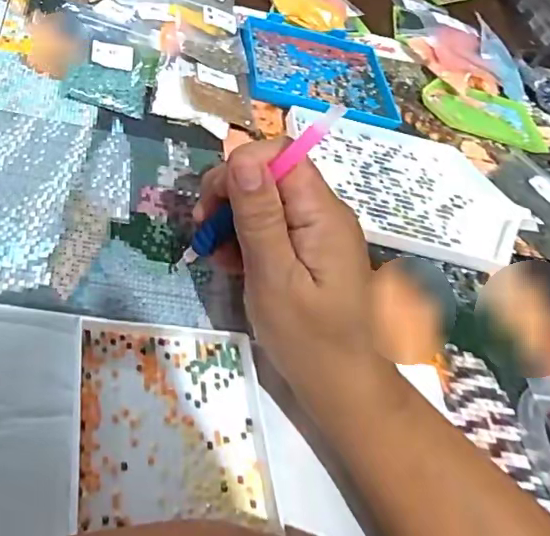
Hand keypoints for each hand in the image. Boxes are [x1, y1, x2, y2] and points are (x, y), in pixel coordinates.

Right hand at [196, 138, 377, 418]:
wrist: (346, 394)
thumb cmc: (309, 340)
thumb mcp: (273, 277)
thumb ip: (259, 216)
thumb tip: (242, 158)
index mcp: (322, 213)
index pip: (280, 154)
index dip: (242, 166)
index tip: (215, 202)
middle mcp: (322, 212)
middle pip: (268, 172)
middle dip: (229, 191)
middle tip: (204, 229)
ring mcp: (316, 231)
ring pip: (264, 197)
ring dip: (231, 216)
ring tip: (214, 252)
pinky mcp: (307, 249)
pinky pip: (271, 224)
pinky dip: (244, 237)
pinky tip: (230, 263)